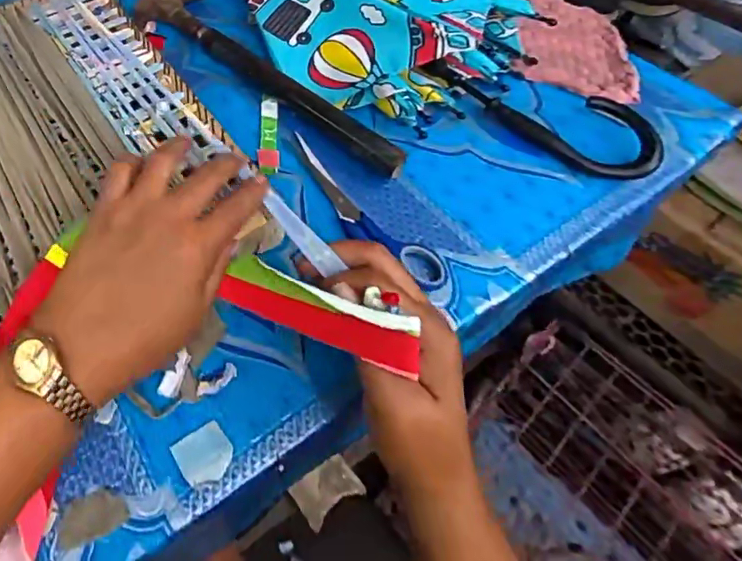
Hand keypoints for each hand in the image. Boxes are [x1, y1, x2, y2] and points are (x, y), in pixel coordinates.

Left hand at [29, 139, 265, 403]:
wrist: (80, 343)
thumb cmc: (143, 340)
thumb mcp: (193, 315)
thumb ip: (215, 272)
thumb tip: (229, 241)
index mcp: (198, 246)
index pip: (236, 209)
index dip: (252, 193)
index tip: (261, 183)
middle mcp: (171, 216)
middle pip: (206, 176)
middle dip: (227, 164)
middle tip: (236, 159)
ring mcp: (135, 206)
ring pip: (162, 160)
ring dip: (179, 147)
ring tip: (187, 143)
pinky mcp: (105, 207)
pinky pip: (120, 170)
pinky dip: (133, 161)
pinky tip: (139, 164)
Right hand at [321, 240, 474, 492]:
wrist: (439, 484)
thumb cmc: (415, 444)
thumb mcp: (389, 395)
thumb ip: (367, 337)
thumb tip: (339, 286)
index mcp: (429, 327)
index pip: (380, 279)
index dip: (341, 275)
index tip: (307, 285)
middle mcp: (428, 315)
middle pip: (383, 263)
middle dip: (341, 256)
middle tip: (303, 267)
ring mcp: (419, 323)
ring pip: (380, 275)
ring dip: (344, 269)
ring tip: (309, 278)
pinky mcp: (406, 335)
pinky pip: (378, 296)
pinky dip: (350, 288)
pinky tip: (330, 299)